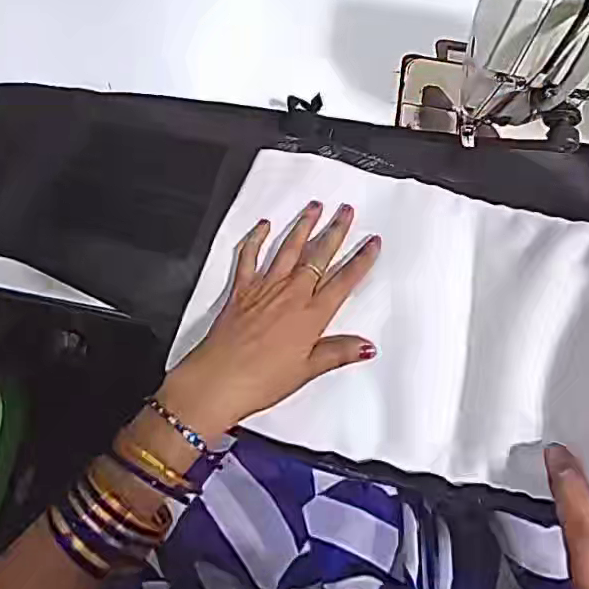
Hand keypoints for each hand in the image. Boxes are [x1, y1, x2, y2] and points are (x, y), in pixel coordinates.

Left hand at [158, 201, 380, 439]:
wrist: (216, 381)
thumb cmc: (259, 380)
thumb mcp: (307, 372)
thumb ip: (338, 353)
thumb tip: (366, 347)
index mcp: (310, 316)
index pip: (344, 281)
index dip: (361, 260)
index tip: (372, 243)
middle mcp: (290, 295)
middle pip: (319, 256)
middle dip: (336, 231)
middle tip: (346, 211)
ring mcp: (266, 288)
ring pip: (289, 249)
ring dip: (304, 226)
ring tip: (315, 207)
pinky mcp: (242, 289)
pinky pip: (250, 256)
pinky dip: (256, 239)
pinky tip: (264, 226)